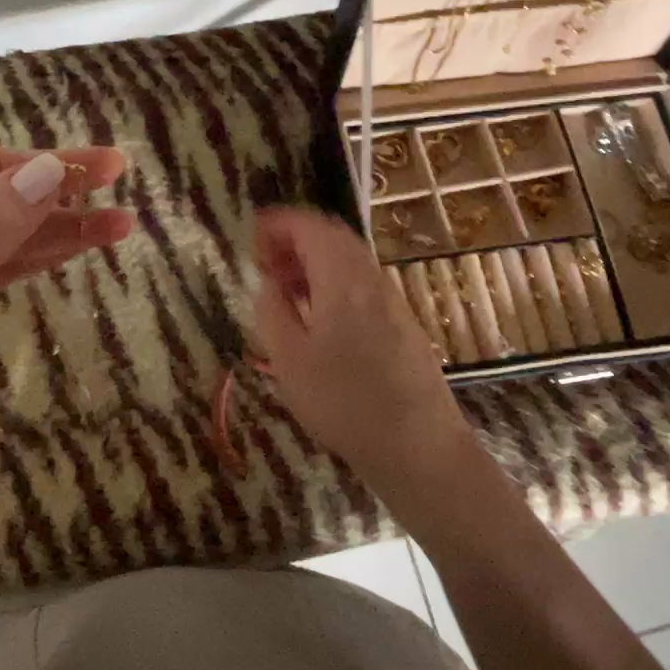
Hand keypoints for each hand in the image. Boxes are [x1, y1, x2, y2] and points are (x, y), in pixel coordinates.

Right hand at [249, 207, 469, 483]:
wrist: (419, 447)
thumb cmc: (344, 403)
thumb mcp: (288, 359)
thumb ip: (272, 311)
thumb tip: (269, 284)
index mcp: (342, 278)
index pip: (310, 226)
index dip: (278, 223)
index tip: (251, 235)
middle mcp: (371, 278)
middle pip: (332, 236)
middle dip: (295, 240)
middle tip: (264, 262)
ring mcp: (392, 300)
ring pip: (349, 260)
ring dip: (313, 262)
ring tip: (284, 290)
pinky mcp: (402, 323)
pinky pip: (361, 283)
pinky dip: (332, 282)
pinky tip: (317, 317)